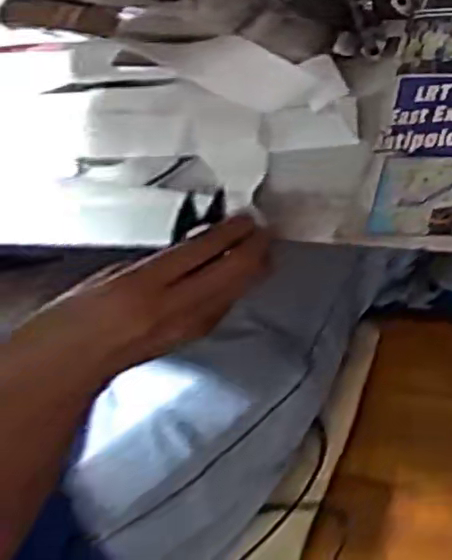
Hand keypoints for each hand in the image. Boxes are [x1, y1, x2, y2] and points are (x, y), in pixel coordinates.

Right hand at [11, 216, 269, 384]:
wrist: (52, 376)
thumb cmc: (61, 328)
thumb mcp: (104, 279)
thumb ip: (157, 258)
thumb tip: (200, 239)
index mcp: (139, 288)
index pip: (206, 247)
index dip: (234, 227)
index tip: (245, 216)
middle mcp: (170, 306)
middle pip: (241, 264)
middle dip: (258, 241)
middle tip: (259, 228)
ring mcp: (189, 323)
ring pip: (248, 281)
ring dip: (257, 259)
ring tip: (254, 245)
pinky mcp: (197, 334)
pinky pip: (234, 299)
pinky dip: (242, 281)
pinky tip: (235, 273)